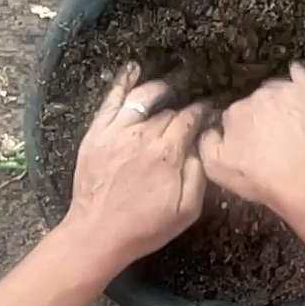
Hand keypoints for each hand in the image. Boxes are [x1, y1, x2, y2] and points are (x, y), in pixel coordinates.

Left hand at [59, 63, 207, 267]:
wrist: (98, 234)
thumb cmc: (145, 227)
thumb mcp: (187, 209)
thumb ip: (199, 173)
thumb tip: (201, 146)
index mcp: (167, 153)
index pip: (190, 119)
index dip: (202, 112)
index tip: (208, 111)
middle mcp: (142, 136)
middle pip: (168, 110)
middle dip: (183, 106)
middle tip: (190, 107)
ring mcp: (116, 133)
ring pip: (142, 98)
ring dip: (158, 89)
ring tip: (168, 88)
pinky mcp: (96, 135)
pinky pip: (110, 102)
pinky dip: (121, 83)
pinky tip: (132, 71)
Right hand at [198, 62, 304, 215]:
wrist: (304, 181)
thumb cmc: (264, 178)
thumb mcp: (216, 169)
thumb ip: (206, 143)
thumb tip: (210, 131)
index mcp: (234, 113)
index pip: (231, 115)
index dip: (238, 131)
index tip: (246, 144)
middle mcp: (257, 97)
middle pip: (252, 102)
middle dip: (257, 118)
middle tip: (266, 141)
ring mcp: (284, 92)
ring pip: (274, 91)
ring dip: (275, 104)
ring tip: (284, 127)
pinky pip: (300, 76)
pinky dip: (296, 77)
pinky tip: (295, 80)